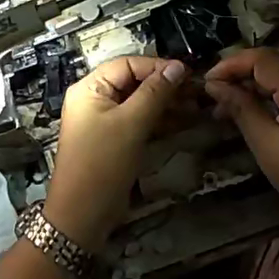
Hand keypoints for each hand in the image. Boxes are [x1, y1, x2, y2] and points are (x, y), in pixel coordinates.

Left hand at [45, 56, 187, 248]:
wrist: (83, 214)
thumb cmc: (103, 163)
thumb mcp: (131, 124)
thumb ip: (155, 92)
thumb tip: (178, 67)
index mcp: (90, 88)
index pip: (128, 63)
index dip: (157, 66)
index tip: (187, 74)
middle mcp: (95, 99)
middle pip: (134, 81)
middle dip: (165, 85)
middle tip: (195, 91)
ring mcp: (104, 120)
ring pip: (140, 102)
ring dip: (166, 102)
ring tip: (195, 105)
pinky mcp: (115, 139)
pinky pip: (139, 120)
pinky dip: (159, 119)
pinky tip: (183, 120)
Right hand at [204, 49, 278, 233]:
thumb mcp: (269, 149)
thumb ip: (243, 111)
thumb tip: (215, 85)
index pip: (263, 60)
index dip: (231, 64)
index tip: (206, 82)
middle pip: (272, 64)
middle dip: (239, 77)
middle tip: (213, 100)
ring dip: (253, 87)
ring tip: (227, 109)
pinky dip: (271, 96)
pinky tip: (253, 112)